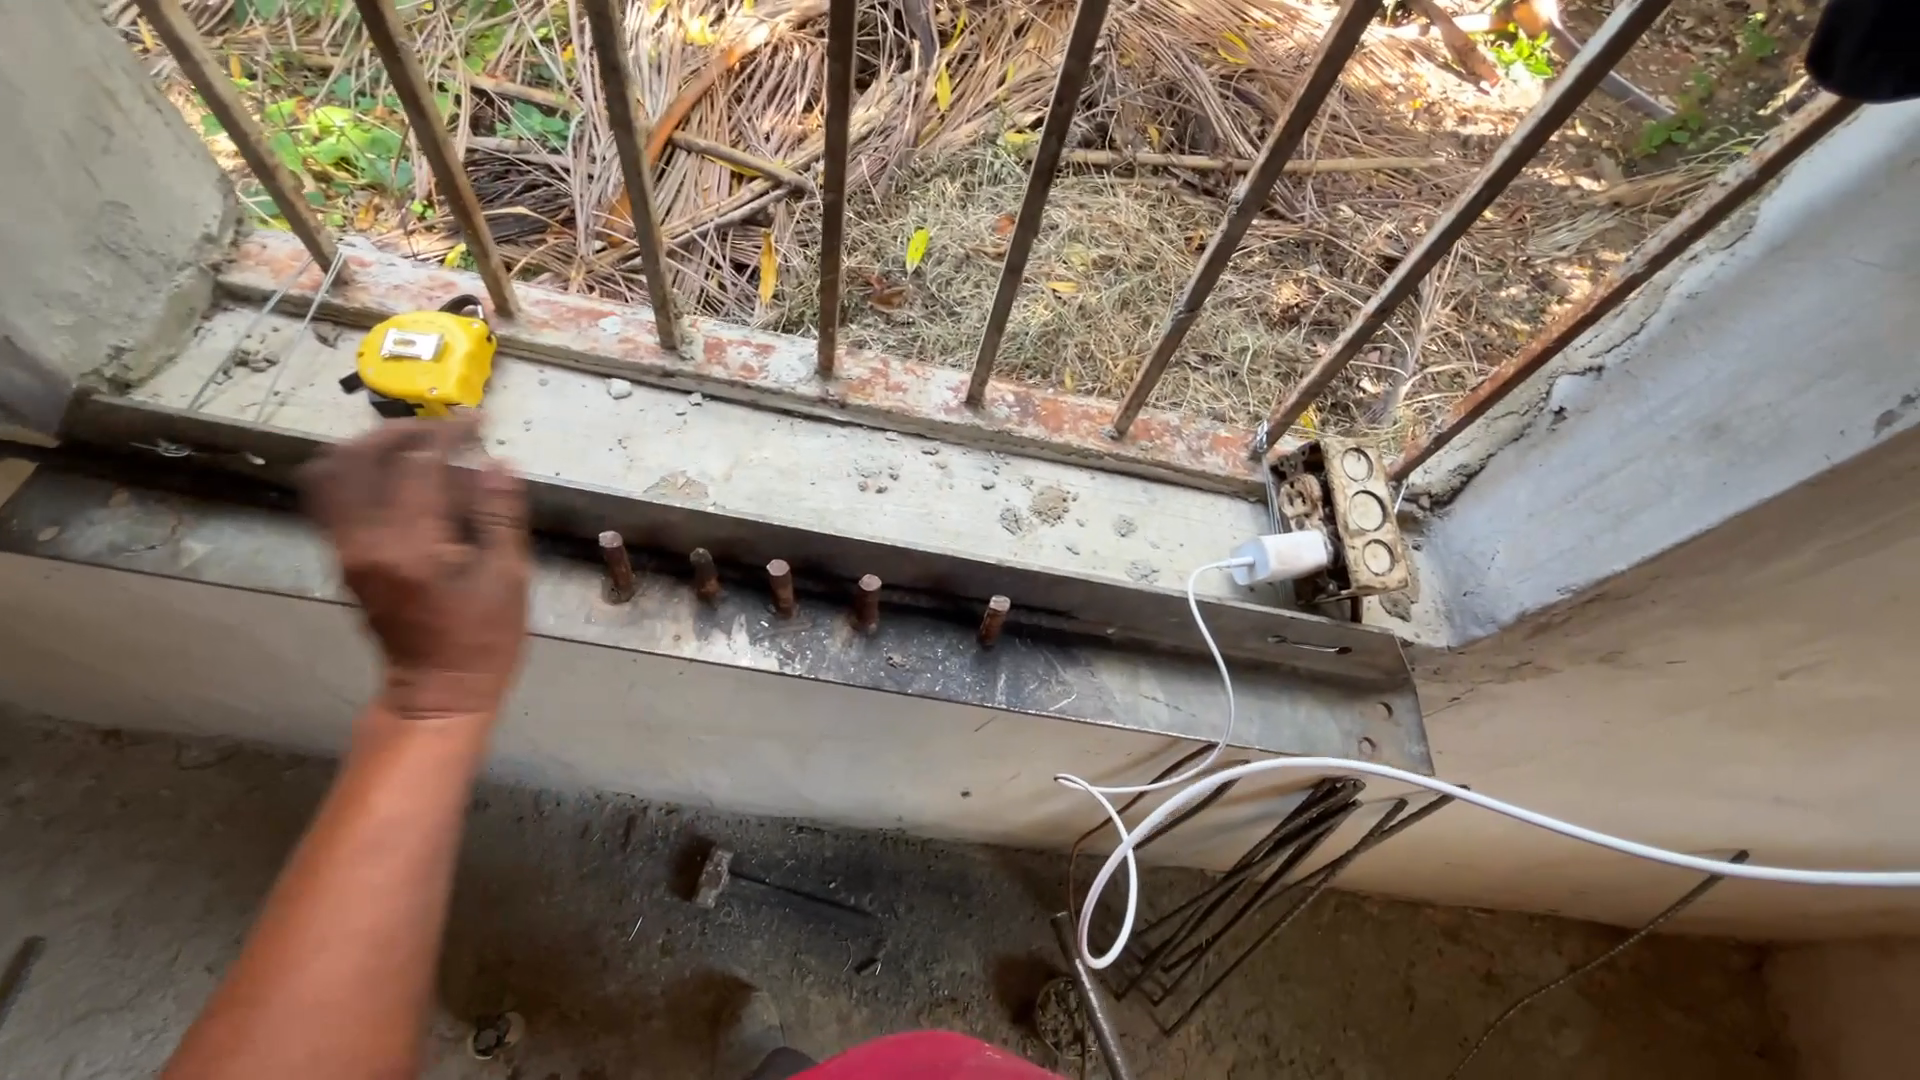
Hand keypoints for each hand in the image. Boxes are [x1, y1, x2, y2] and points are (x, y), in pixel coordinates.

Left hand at [301, 418, 529, 722]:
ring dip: (369, 449)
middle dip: (399, 432)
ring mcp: (345, 550)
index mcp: (411, 546)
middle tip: (440, 428)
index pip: (419, 466)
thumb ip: (500, 515)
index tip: (477, 420)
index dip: (448, 434)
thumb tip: (498, 463)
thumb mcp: (509, 576)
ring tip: (414, 445)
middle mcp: (364, 542)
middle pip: (355, 459)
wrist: (437, 688)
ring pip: (330, 475)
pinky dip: (358, 473)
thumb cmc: (484, 637)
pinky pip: (332, 499)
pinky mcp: (343, 558)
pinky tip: (398, 476)